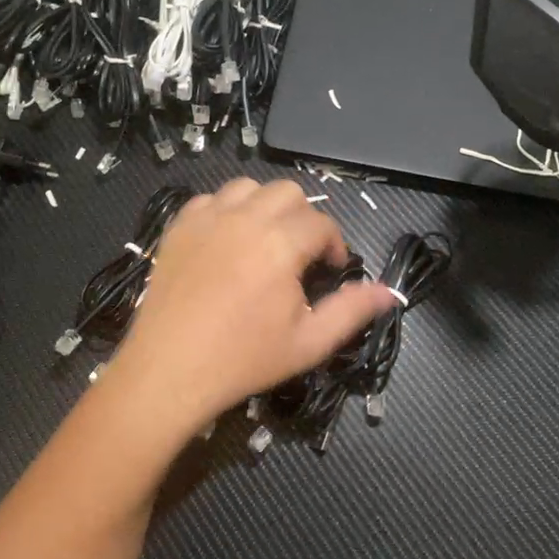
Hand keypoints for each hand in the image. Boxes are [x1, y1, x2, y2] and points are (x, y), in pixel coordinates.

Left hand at [103, 178, 395, 435]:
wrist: (169, 371)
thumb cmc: (243, 360)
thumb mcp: (308, 343)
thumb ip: (351, 311)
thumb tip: (390, 292)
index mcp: (280, 244)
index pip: (321, 223)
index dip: (333, 245)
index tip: (330, 271)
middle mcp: (244, 219)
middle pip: (288, 193)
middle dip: (303, 218)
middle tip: (300, 256)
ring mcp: (207, 218)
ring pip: (248, 187)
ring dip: (265, 207)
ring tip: (265, 242)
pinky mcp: (178, 227)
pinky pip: (210, 199)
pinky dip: (226, 211)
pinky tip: (227, 242)